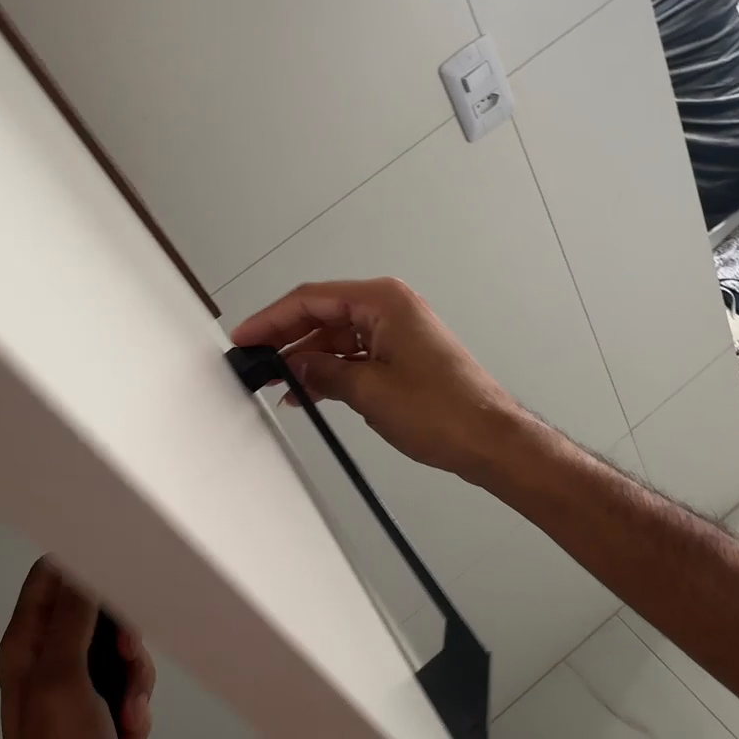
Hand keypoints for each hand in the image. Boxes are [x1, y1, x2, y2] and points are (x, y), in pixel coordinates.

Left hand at [0, 559, 154, 738]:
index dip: (83, 565)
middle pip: (94, 607)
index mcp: (25, 647)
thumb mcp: (62, 679)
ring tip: (129, 702)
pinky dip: (139, 699)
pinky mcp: (101, 708)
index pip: (50, 575)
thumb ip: (73, 616)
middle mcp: (47, 661)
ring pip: (118, 643)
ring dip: (135, 669)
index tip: (114, 569)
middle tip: (124, 649)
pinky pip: (131, 680)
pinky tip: (131, 723)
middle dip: (122, 628)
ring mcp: (75, 686)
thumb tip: (82, 561)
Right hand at [228, 277, 529, 481]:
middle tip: (254, 358)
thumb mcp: (368, 391)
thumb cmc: (445, 411)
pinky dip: (330, 369)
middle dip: (286, 337)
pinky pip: (354, 352)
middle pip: (322, 313)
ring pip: (336, 334)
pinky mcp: (401, 353)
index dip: (272, 318)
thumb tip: (296, 367)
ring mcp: (397, 330)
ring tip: (275, 380)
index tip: (246, 336)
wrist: (491, 439)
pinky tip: (308, 389)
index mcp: (383, 301)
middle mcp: (390, 307)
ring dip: (307, 357)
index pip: (312, 299)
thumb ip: (324, 373)